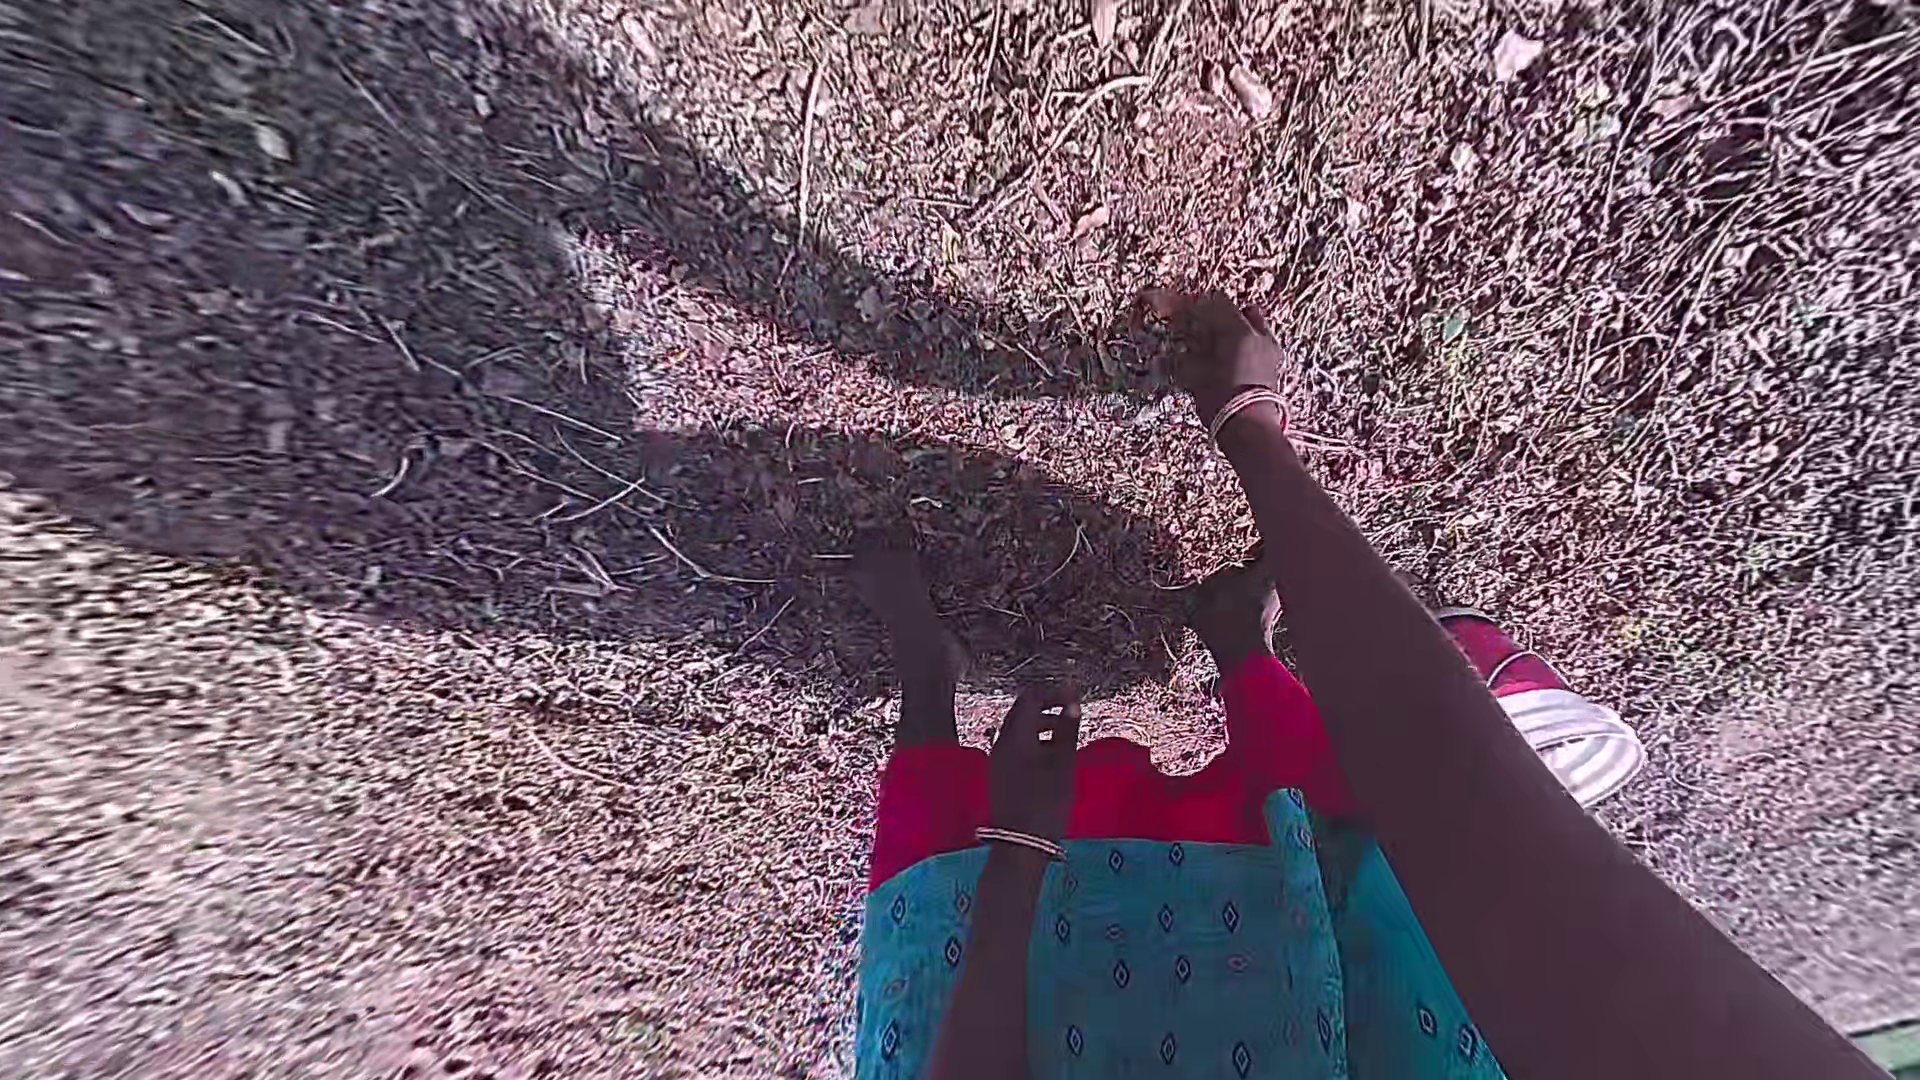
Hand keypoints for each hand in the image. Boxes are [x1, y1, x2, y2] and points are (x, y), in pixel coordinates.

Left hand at [987, 682, 1080, 842]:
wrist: (1020, 843)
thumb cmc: (1045, 802)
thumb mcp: (1062, 765)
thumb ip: (1067, 731)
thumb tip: (1072, 703)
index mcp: (1015, 735)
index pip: (1031, 698)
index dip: (1054, 693)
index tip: (1075, 695)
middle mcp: (1002, 741)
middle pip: (1022, 710)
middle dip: (1047, 705)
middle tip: (1071, 708)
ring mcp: (999, 757)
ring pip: (1019, 728)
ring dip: (1041, 722)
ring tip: (1066, 731)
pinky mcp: (1001, 771)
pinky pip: (1017, 744)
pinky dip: (1034, 738)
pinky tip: (1052, 752)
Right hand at [1142, 289, 1284, 426]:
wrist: (1249, 429)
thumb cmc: (1219, 399)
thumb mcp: (1195, 374)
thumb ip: (1188, 353)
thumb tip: (1179, 345)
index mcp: (1239, 332)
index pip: (1218, 303)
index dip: (1199, 306)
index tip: (1186, 315)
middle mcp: (1260, 335)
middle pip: (1242, 312)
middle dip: (1223, 317)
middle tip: (1205, 331)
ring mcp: (1271, 350)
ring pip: (1254, 329)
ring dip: (1237, 332)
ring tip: (1219, 349)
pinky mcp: (1275, 366)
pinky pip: (1259, 346)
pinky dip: (1245, 348)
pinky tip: (1231, 364)